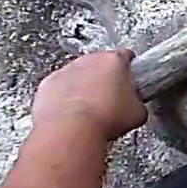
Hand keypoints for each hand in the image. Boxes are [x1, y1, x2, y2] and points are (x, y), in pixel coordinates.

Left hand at [31, 50, 147, 140]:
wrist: (71, 131)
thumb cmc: (105, 119)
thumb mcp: (138, 113)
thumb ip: (138, 102)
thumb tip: (135, 106)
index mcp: (114, 61)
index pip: (126, 56)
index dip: (129, 69)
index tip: (129, 81)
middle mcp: (89, 60)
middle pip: (100, 63)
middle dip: (104, 78)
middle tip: (109, 100)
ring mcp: (66, 70)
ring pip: (78, 74)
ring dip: (83, 86)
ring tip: (88, 110)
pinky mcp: (48, 83)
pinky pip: (59, 87)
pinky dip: (64, 97)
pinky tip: (70, 114)